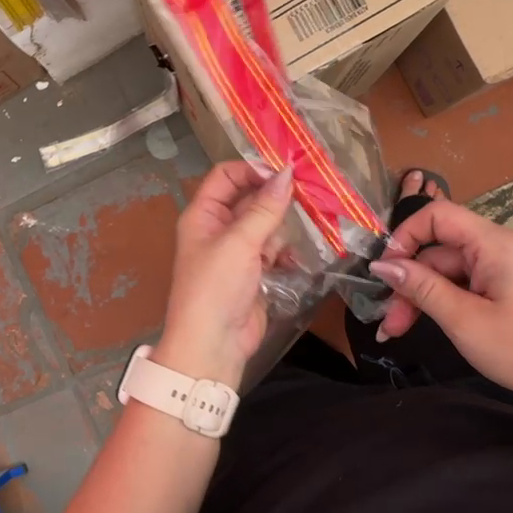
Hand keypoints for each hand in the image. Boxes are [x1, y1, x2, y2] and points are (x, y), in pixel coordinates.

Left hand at [154, 161, 295, 387]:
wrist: (213, 343)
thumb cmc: (216, 288)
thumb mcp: (239, 243)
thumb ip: (265, 208)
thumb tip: (287, 174)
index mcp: (202, 215)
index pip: (226, 176)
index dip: (253, 169)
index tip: (285, 173)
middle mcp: (217, 229)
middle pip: (249, 198)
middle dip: (275, 198)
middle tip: (311, 192)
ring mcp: (236, 252)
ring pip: (265, 225)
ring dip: (282, 228)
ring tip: (307, 225)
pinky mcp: (253, 273)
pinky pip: (273, 251)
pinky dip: (285, 252)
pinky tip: (296, 257)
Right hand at [368, 200, 512, 412]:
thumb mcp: (463, 320)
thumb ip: (421, 288)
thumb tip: (382, 265)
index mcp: (498, 245)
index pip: (439, 216)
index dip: (404, 237)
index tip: (383, 273)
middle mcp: (508, 247)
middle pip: (442, 251)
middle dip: (409, 284)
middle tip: (388, 325)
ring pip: (454, 272)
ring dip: (424, 298)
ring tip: (399, 332)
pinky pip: (473, 284)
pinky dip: (448, 302)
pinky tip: (431, 326)